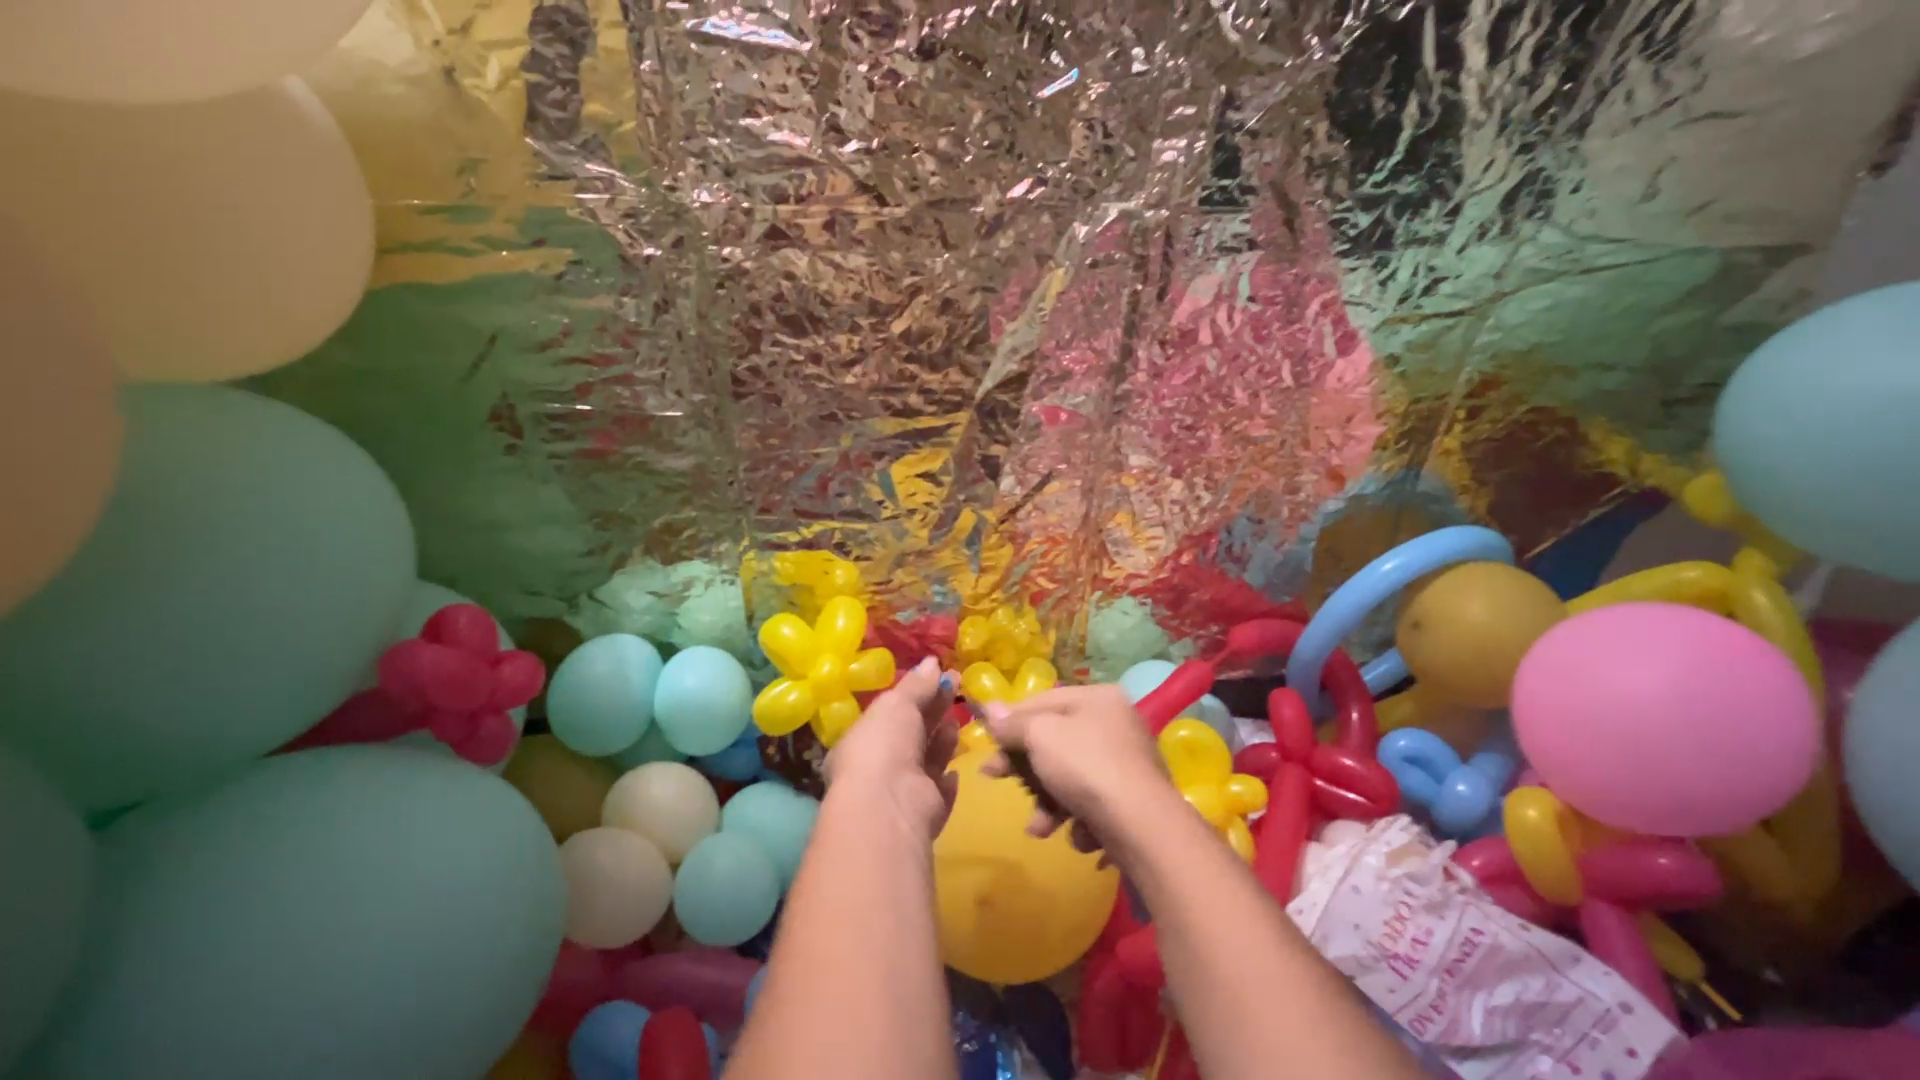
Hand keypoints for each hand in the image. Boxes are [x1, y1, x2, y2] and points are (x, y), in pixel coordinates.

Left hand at [824, 656, 960, 838]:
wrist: (890, 804)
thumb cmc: (884, 745)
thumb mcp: (897, 704)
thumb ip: (917, 685)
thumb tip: (932, 662)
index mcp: (860, 741)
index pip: (889, 714)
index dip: (915, 695)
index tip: (941, 677)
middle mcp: (876, 769)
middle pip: (910, 736)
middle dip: (932, 714)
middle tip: (957, 690)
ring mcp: (899, 794)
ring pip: (925, 763)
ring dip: (941, 743)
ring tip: (956, 724)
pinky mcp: (922, 814)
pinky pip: (937, 793)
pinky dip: (946, 782)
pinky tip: (954, 772)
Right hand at [980, 683, 1173, 847]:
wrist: (1141, 825)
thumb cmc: (1086, 766)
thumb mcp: (1040, 736)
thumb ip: (1013, 724)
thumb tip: (991, 709)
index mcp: (1098, 699)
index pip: (1043, 701)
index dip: (1009, 720)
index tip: (985, 741)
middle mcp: (1116, 725)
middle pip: (1055, 741)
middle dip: (1024, 767)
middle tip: (992, 777)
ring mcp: (1126, 763)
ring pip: (1071, 777)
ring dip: (1048, 804)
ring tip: (1039, 829)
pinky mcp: (1131, 799)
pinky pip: (1092, 803)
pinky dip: (1079, 819)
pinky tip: (1078, 835)